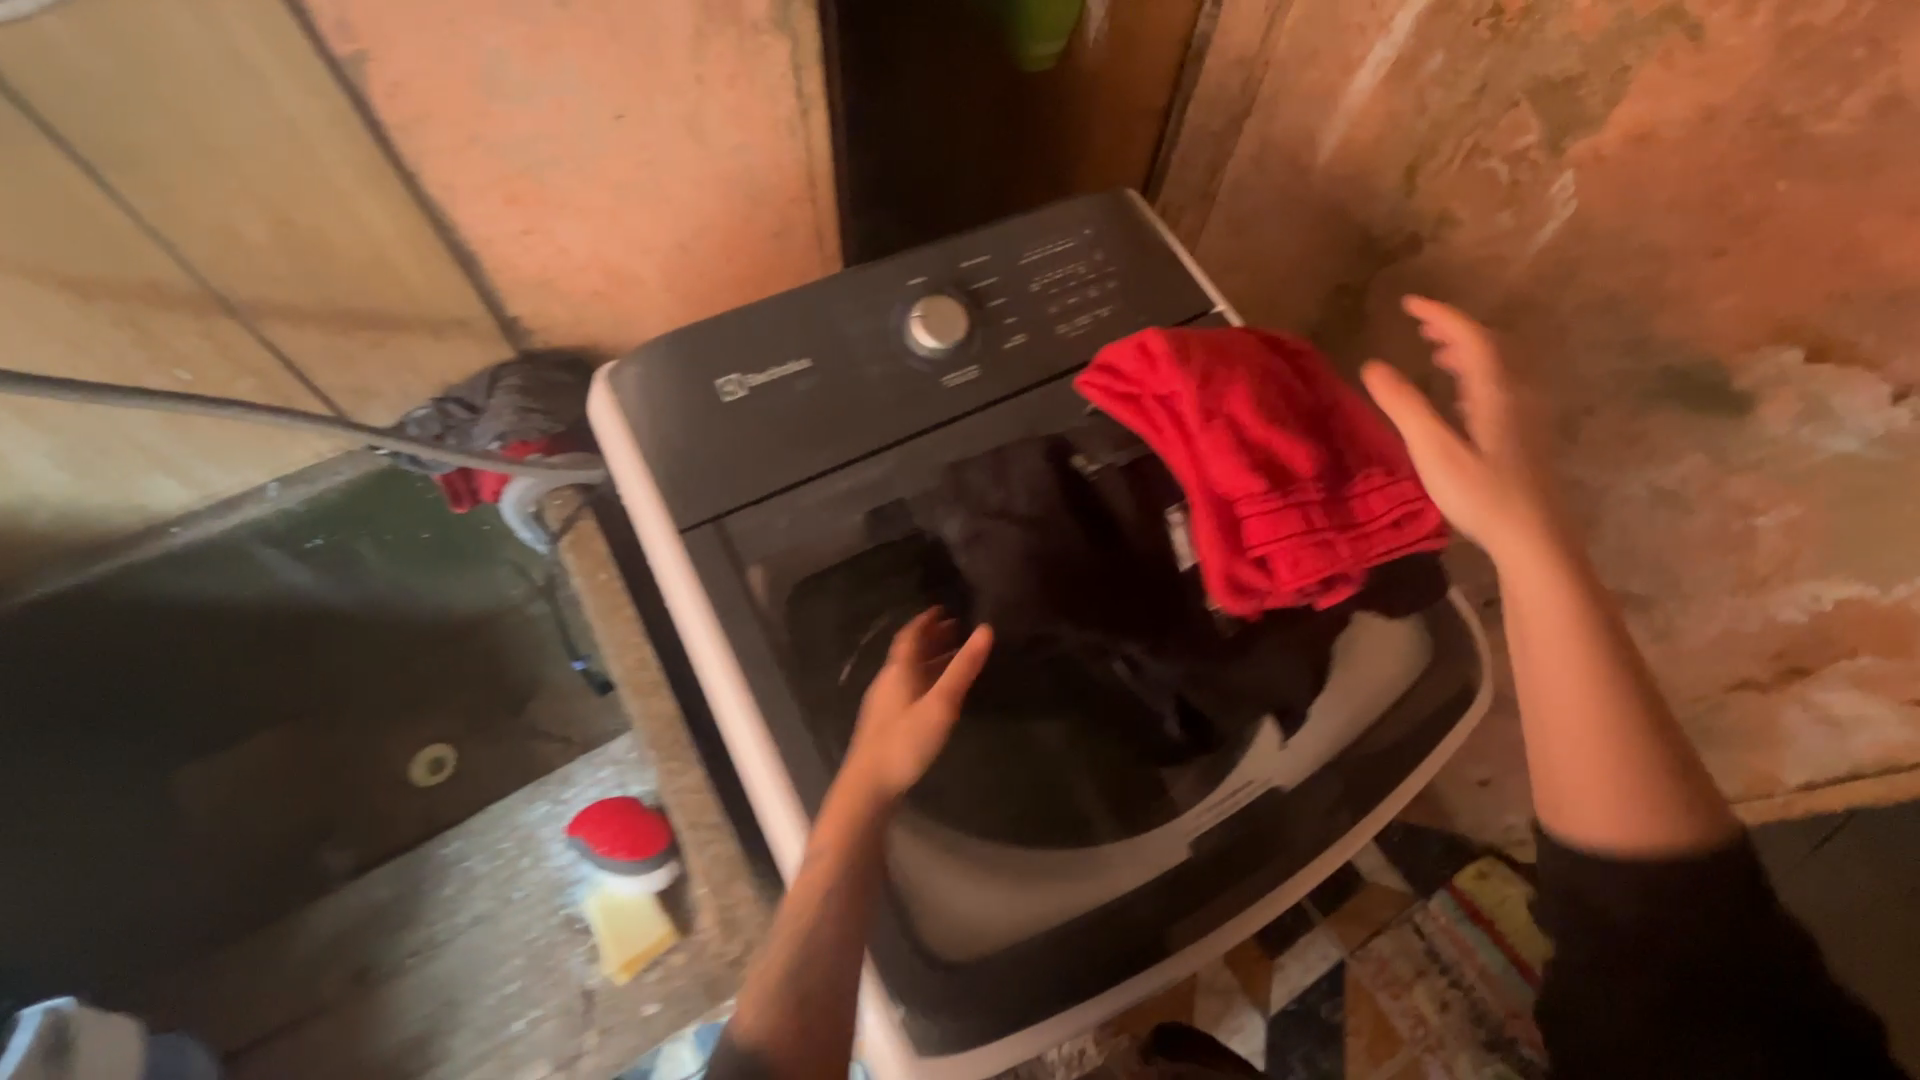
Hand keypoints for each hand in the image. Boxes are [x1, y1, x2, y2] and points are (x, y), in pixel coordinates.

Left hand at [842, 608, 993, 802]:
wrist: (868, 785)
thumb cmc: (905, 740)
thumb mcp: (941, 704)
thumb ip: (963, 668)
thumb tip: (985, 629)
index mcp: (898, 670)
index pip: (911, 634)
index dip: (926, 620)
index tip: (945, 608)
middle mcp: (888, 680)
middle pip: (909, 652)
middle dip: (932, 638)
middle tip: (956, 629)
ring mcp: (884, 703)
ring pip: (909, 672)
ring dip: (930, 660)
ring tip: (954, 657)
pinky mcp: (886, 722)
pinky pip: (908, 688)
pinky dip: (926, 680)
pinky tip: (937, 693)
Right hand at [1360, 295, 1563, 559]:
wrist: (1534, 537)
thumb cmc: (1482, 494)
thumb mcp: (1434, 451)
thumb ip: (1404, 406)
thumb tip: (1372, 365)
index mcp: (1495, 392)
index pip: (1470, 337)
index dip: (1440, 315)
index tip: (1409, 303)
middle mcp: (1516, 395)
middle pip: (1489, 346)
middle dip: (1453, 329)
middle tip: (1419, 324)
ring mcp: (1525, 415)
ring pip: (1497, 368)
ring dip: (1465, 353)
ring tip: (1434, 352)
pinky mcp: (1525, 436)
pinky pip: (1499, 388)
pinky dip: (1474, 377)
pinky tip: (1460, 397)